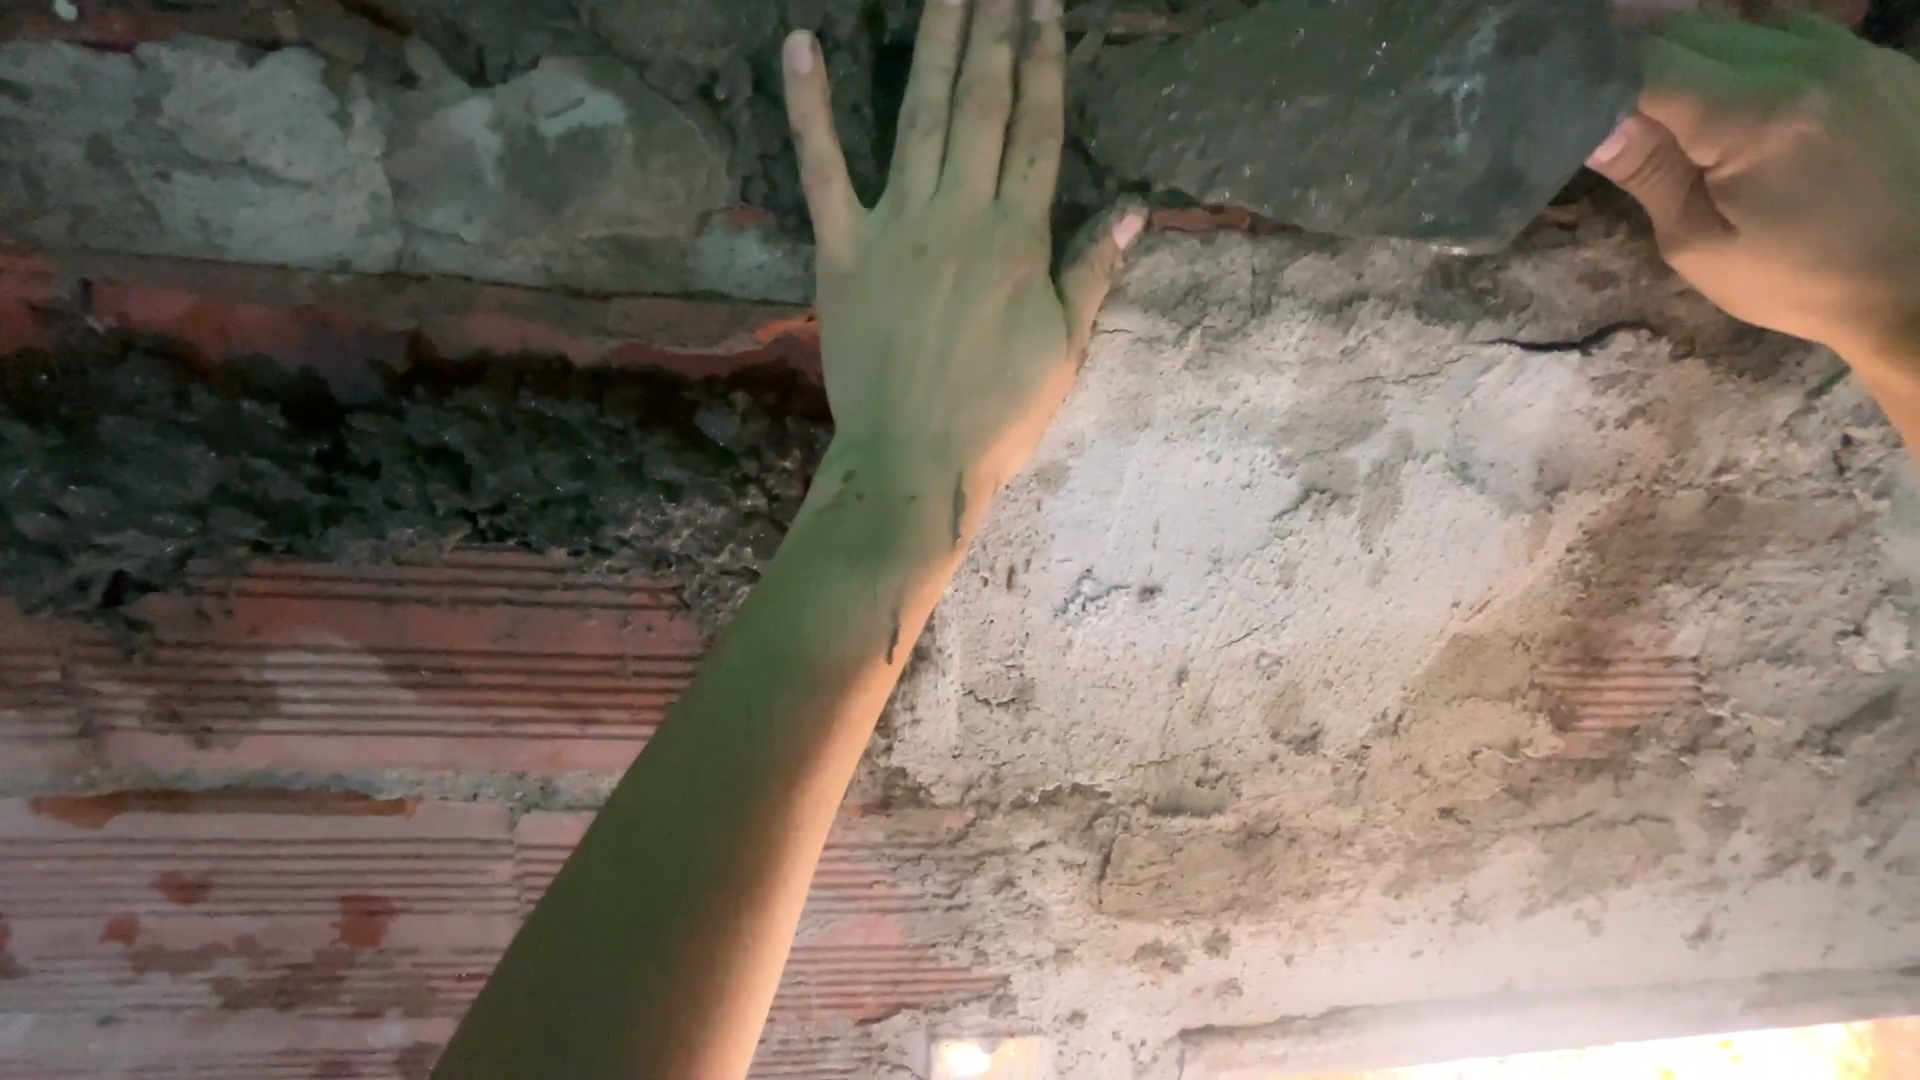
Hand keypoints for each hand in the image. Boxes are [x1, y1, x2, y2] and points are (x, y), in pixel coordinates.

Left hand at [781, 0, 1143, 495]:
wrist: (914, 459)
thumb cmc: (997, 415)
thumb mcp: (1064, 351)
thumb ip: (1093, 273)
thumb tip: (1130, 207)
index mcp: (1017, 239)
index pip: (1038, 129)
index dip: (1043, 61)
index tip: (1044, 5)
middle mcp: (958, 214)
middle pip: (982, 105)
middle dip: (994, 28)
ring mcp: (896, 227)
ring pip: (919, 117)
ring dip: (934, 43)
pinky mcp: (842, 252)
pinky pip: (822, 171)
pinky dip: (808, 109)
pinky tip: (801, 45)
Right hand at [1587, 11, 1919, 360]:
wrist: (1916, 278)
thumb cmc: (1790, 276)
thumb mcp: (1694, 241)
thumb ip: (1649, 172)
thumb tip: (1593, 126)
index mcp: (1757, 116)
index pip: (1653, 64)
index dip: (1597, 77)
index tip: (1556, 101)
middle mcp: (1809, 64)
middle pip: (1691, 30)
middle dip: (1630, 60)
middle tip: (1587, 101)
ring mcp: (1848, 53)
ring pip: (1737, 19)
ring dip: (1681, 51)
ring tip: (1643, 96)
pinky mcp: (1870, 58)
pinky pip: (1785, 29)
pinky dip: (1733, 49)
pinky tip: (1711, 89)